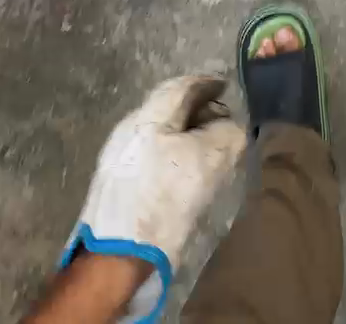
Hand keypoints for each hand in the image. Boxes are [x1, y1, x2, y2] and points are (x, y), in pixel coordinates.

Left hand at [61, 75, 246, 321]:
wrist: (116, 260)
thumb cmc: (163, 205)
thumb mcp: (206, 165)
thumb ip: (224, 136)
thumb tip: (231, 126)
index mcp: (148, 117)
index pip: (182, 87)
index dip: (207, 85)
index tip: (225, 88)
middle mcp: (129, 128)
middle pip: (168, 107)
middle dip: (196, 110)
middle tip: (221, 121)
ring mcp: (117, 156)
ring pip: (159, 131)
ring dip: (184, 132)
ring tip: (206, 149)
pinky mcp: (114, 183)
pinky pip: (150, 152)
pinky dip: (171, 151)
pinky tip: (183, 173)